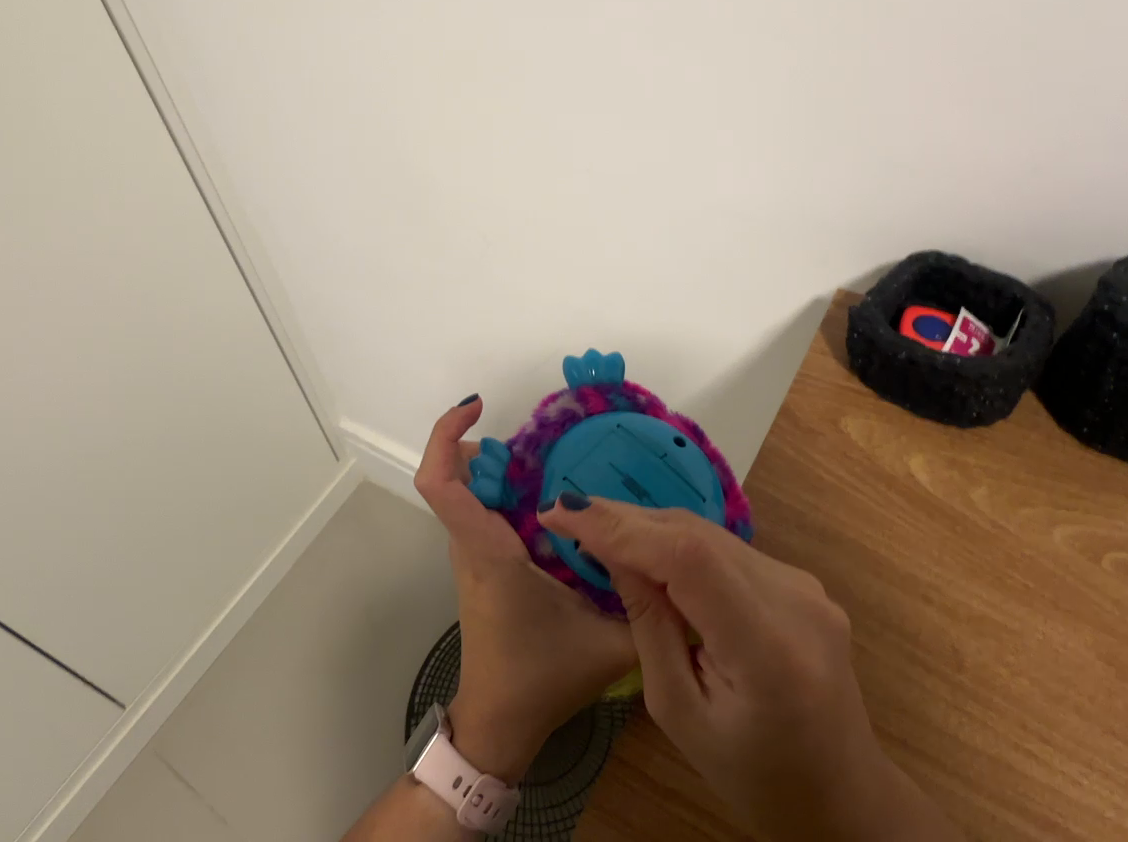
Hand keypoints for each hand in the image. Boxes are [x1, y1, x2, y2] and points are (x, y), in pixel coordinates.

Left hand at [412, 397, 637, 781]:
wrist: (500, 721)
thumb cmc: (542, 679)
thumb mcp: (611, 644)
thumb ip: (650, 603)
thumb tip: (685, 563)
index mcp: (490, 552)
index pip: (441, 485)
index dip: (446, 435)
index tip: (477, 407)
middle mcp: (473, 544)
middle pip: (460, 473)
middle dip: (497, 444)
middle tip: (552, 439)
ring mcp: (474, 552)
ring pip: (475, 489)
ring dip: (508, 467)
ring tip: (565, 462)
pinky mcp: (483, 561)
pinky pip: (489, 509)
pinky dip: (514, 491)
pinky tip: (564, 504)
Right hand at [539, 497, 959, 841]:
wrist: (842, 795)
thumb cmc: (752, 775)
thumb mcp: (678, 711)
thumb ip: (648, 625)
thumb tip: (613, 551)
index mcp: (767, 648)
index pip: (688, 558)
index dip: (621, 526)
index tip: (562, 511)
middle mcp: (795, 601)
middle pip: (697, 535)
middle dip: (626, 519)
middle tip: (565, 511)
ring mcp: (806, 586)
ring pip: (710, 534)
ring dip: (649, 526)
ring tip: (593, 523)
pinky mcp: (802, 583)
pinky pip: (728, 549)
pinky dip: (679, 544)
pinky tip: (645, 547)